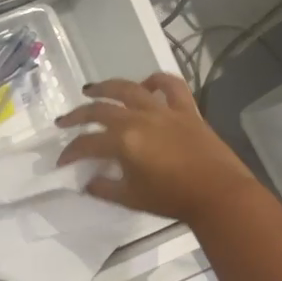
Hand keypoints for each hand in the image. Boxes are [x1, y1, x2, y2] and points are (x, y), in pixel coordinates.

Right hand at [54, 74, 261, 224]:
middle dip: (77, 116)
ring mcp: (163, 111)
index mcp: (123, 141)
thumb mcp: (129, 198)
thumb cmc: (172, 199)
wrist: (219, 195)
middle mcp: (139, 119)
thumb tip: (88, 182)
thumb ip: (103, 188)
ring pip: (129, 89)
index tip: (62, 163)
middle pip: (99, 110)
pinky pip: (171, 87)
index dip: (69, 153)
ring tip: (91, 90)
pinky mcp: (186, 111)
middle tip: (63, 122)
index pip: (86, 143)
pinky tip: (146, 84)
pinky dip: (156, 80)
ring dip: (106, 87)